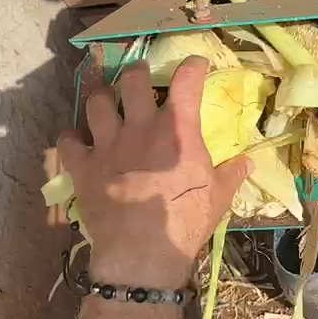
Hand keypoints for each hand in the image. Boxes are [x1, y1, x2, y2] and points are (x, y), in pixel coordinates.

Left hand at [59, 57, 253, 289]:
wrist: (143, 253)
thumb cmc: (186, 223)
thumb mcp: (219, 198)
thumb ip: (232, 174)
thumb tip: (249, 163)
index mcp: (177, 131)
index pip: (187, 81)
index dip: (192, 66)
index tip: (195, 65)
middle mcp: (140, 128)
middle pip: (132, 79)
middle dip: (137, 72)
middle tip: (140, 77)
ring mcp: (107, 144)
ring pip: (96, 101)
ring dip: (102, 98)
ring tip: (106, 102)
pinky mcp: (83, 166)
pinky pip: (68, 140)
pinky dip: (72, 137)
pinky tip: (79, 141)